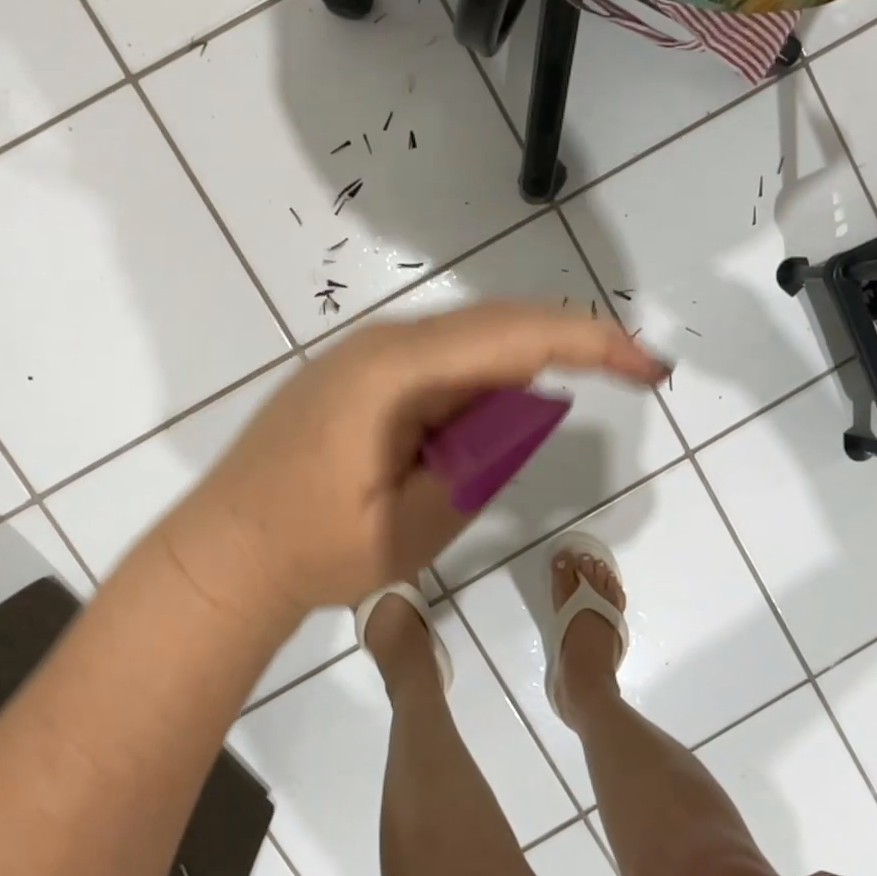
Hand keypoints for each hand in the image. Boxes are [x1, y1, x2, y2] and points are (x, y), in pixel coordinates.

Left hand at [155, 302, 670, 614]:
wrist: (228, 551)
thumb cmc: (314, 549)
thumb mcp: (415, 522)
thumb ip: (482, 458)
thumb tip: (536, 404)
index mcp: (395, 371)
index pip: (513, 336)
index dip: (591, 342)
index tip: (649, 364)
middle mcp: (384, 343)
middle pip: (498, 324)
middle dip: (573, 341)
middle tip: (635, 370)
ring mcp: (369, 354)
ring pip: (473, 338)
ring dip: (533, 358)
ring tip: (591, 380)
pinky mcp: (364, 374)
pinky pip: (445, 359)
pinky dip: (492, 375)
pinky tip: (514, 401)